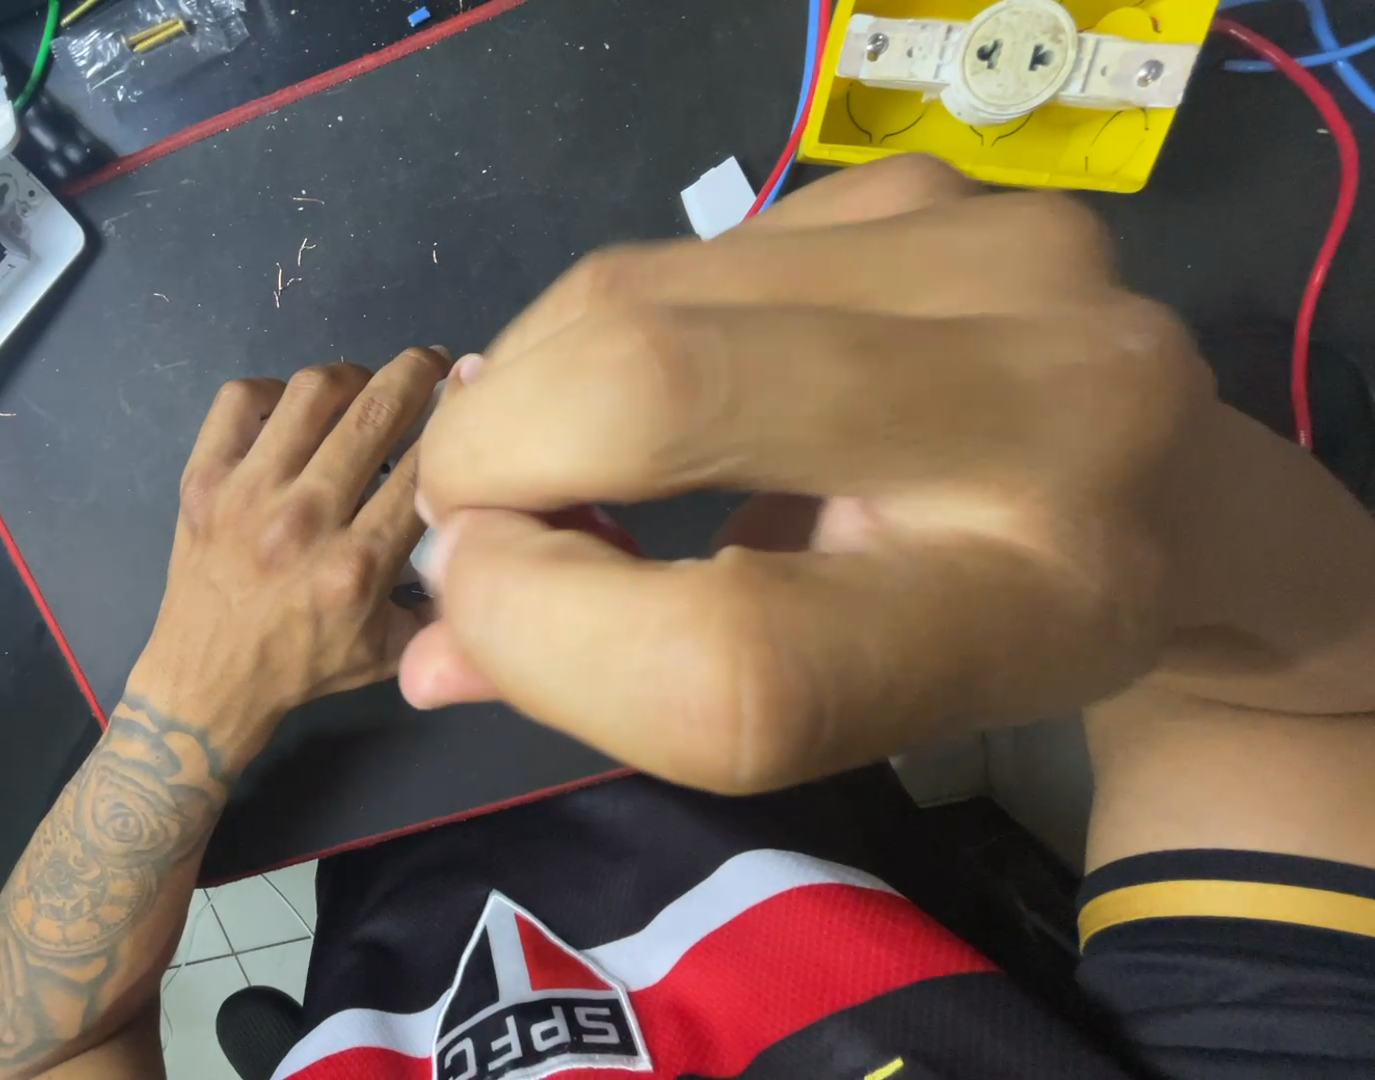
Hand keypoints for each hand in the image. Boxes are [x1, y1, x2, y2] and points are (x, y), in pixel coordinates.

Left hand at [130, 349, 449, 763]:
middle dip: (417, 372)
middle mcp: (304, 521)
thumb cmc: (305, 667)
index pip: (422, 467)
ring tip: (365, 386)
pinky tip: (292, 410)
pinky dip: (273, 390)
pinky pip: (240, 400)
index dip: (453, 420)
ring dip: (352, 376)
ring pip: (312, 393)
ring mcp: (247, 494)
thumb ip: (442, 606)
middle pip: (374, 413)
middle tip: (431, 364)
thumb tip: (481, 542)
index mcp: (358, 565)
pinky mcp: (202, 480)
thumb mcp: (390, 654)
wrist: (207, 680)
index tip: (465, 401)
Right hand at [402, 154, 1212, 793]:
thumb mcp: (797, 706)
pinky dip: (581, 332)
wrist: (1151, 501)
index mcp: (1019, 618)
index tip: (469, 596)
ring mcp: (993, 261)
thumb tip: (428, 658)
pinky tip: (611, 384)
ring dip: (520, 387)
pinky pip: (665, 253)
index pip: (728, 659)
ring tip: (525, 447)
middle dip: (490, 453)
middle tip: (459, 499)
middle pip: (656, 394)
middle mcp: (1045, 411)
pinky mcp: (926, 189)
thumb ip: (599, 692)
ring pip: (633, 297)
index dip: (538, 629)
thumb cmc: (948, 635)